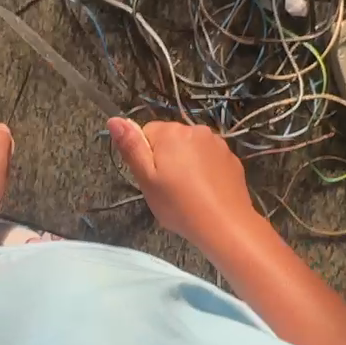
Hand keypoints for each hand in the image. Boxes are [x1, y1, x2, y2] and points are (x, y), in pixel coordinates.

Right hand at [107, 118, 259, 247]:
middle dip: (166, 159)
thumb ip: (131, 147)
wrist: (225, 224)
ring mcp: (217, 143)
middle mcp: (195, 130)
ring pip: (191, 148)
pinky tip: (205, 192)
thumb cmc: (179, 204)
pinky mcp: (231, 158)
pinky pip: (209, 158)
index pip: (146, 132)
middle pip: (170, 139)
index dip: (146, 157)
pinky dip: (204, 170)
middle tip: (168, 189)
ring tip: (188, 192)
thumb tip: (114, 119)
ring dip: (186, 163)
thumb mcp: (146, 179)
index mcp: (171, 133)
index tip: (153, 179)